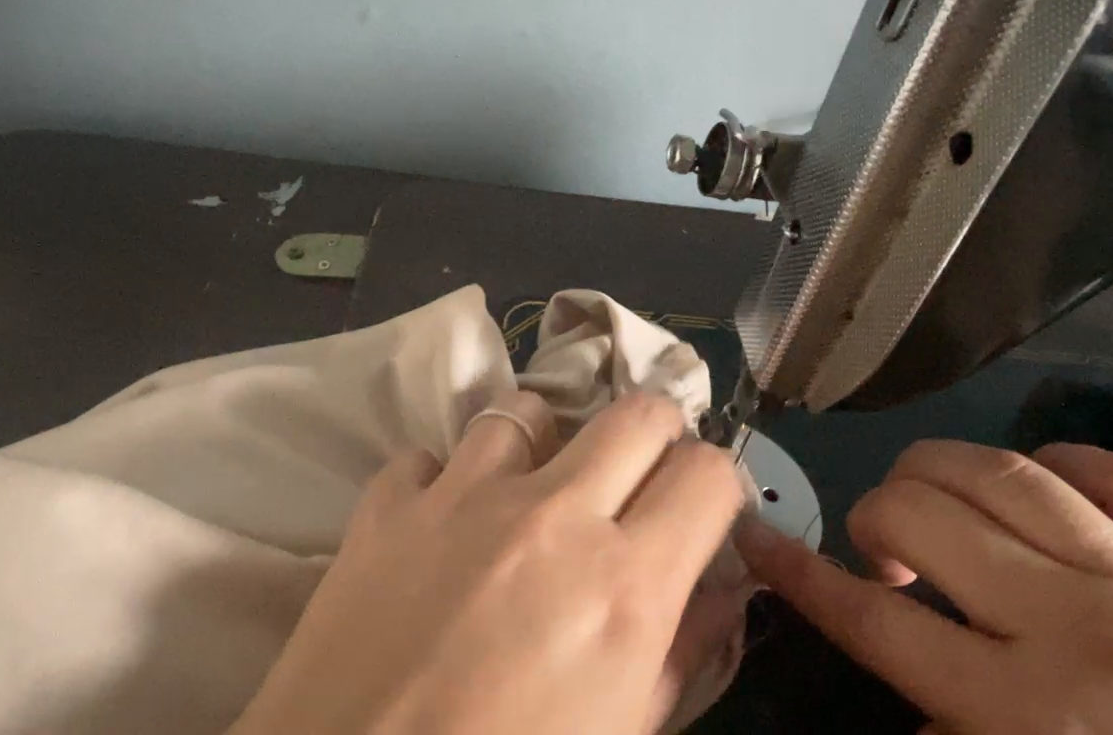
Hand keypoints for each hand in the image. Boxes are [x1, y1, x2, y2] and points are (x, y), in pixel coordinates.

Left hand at [231, 390, 746, 734]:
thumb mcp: (621, 732)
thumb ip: (682, 651)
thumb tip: (722, 589)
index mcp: (625, 584)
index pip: (708, 474)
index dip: (716, 484)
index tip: (698, 508)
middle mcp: (554, 516)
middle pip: (637, 414)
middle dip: (654, 438)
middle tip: (635, 480)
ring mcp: (465, 496)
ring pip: (529, 410)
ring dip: (544, 446)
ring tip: (529, 494)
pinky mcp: (390, 502)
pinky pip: (432, 454)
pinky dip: (446, 479)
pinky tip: (441, 525)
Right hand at [735, 439, 1112, 734]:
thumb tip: (919, 701)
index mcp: (1031, 712)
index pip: (876, 619)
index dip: (800, 574)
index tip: (756, 538)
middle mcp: (1078, 627)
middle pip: (925, 519)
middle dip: (873, 518)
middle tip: (880, 549)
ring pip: (1005, 475)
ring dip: (940, 473)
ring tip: (930, 501)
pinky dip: (1060, 462)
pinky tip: (1037, 482)